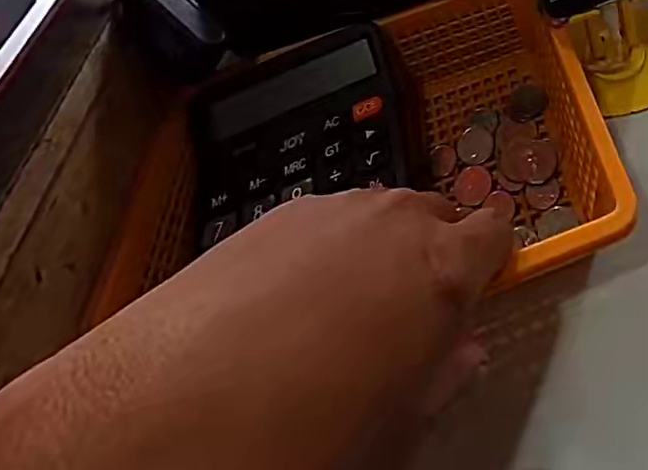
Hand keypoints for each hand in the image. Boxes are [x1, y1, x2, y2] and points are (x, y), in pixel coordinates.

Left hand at [0, 188, 513, 469]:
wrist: (152, 418)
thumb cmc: (298, 441)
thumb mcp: (391, 432)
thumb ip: (442, 377)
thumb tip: (468, 348)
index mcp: (438, 267)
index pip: (493, 228)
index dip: (495, 248)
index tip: (487, 272)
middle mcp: (393, 218)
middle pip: (439, 212)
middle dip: (441, 247)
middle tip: (414, 306)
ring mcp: (334, 207)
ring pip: (384, 212)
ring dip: (385, 245)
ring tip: (349, 306)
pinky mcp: (280, 210)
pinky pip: (332, 217)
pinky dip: (334, 244)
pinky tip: (292, 298)